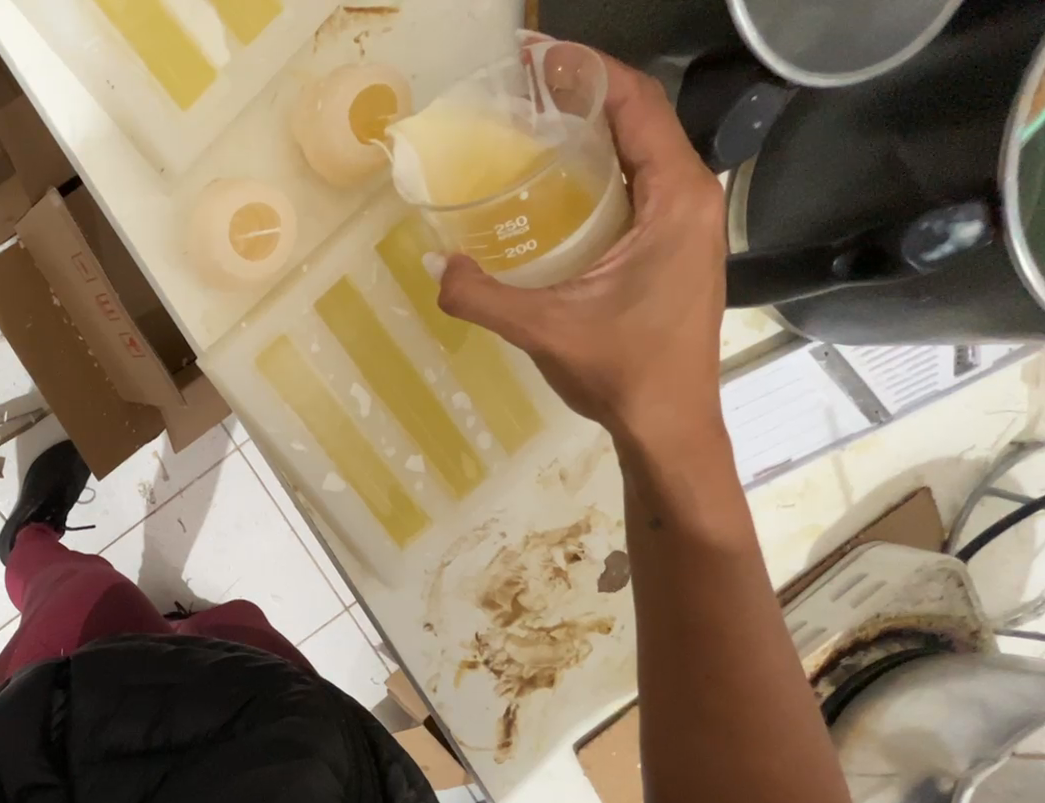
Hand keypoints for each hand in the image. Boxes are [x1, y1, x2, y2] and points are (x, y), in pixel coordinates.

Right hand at [433, 55, 726, 450]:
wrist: (667, 422)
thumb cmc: (621, 371)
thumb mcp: (542, 329)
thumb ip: (482, 296)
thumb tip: (434, 264)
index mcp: (675, 199)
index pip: (637, 106)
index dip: (587, 72)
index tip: (537, 58)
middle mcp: (689, 199)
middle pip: (638, 123)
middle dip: (581, 99)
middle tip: (519, 97)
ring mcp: (683, 226)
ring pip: (637, 158)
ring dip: (588, 138)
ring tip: (529, 135)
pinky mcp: (670, 250)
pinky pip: (633, 192)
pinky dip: (594, 177)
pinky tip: (551, 195)